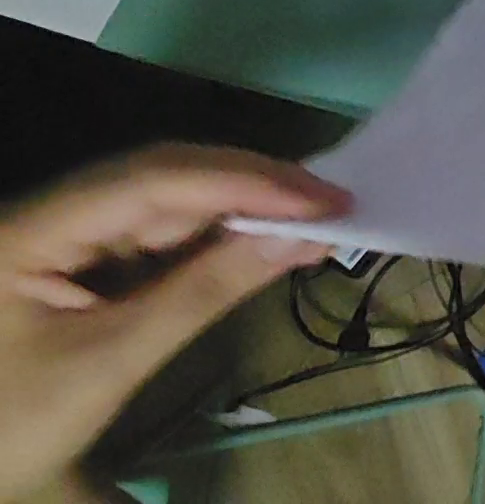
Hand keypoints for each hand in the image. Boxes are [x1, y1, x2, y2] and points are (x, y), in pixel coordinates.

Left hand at [0, 144, 349, 499]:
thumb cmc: (8, 426)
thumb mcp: (108, 362)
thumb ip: (207, 291)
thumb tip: (308, 238)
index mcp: (26, 233)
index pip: (154, 181)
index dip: (247, 182)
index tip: (324, 201)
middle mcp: (46, 215)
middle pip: (167, 174)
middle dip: (256, 183)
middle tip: (334, 200)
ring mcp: (64, 232)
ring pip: (174, 195)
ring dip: (250, 202)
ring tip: (317, 215)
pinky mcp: (84, 253)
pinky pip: (168, 224)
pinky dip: (227, 226)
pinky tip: (271, 233)